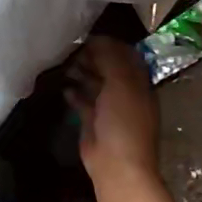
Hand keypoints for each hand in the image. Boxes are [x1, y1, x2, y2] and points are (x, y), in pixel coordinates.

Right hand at [66, 37, 159, 182]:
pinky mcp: (92, 122)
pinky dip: (73, 93)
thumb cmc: (124, 122)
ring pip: (94, 84)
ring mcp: (109, 109)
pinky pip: (83, 102)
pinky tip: (62, 86)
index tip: (87, 36)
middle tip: (71, 49)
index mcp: (139, 83)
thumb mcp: (121, 84)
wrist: (116, 165)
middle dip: (92, 57)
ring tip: (64, 64)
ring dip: (81, 73)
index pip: (126, 56)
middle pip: (108, 68)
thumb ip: (110, 59)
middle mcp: (126, 93)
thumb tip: (97, 40)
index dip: (109, 45)